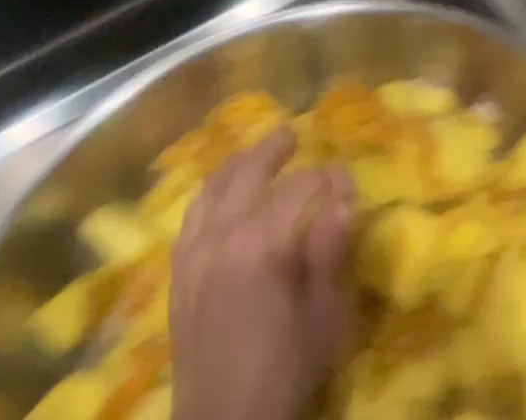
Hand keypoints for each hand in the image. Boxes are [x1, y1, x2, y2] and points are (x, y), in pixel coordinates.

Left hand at [171, 129, 354, 419]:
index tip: (347, 180)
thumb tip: (344, 200)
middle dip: (272, 150)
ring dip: (236, 165)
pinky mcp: (178, 273)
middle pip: (246, 174)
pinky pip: (190, 217)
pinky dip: (209, 195)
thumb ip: (331, 251)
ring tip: (254, 152)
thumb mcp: (325, 312)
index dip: (327, 178)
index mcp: (263, 243)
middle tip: (292, 133)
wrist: (225, 419)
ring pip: (211, 190)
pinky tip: (220, 195)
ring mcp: (193, 253)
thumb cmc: (287, 365)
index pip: (299, 187)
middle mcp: (222, 236)